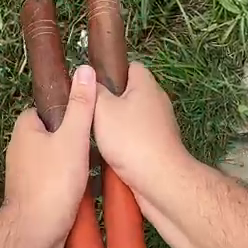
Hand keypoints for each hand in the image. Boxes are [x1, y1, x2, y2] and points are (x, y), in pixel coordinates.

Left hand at [1, 64, 96, 247]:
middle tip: (100, 143)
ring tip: (101, 168)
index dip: (70, 110)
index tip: (92, 116)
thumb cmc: (53, 182)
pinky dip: (72, 184)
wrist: (35, 237)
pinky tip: (91, 191)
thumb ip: (81, 105)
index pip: (49, 107)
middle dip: (77, 140)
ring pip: (58, 159)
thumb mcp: (73, 137)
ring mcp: (26, 175)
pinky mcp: (34, 197)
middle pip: (56, 134)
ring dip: (77, 164)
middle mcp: (21, 149)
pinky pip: (57, 181)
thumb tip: (85, 69)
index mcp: (25, 128)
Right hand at [92, 62, 192, 192]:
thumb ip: (94, 90)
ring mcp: (160, 125)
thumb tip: (87, 76)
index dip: (109, 72)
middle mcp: (156, 100)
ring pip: (130, 119)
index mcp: (146, 84)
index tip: (92, 86)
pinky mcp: (159, 146)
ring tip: (94, 137)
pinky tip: (108, 156)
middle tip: (89, 113)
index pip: (128, 66)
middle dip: (109, 104)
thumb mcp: (103, 109)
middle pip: (128, 94)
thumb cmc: (131, 140)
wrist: (160, 181)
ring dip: (115, 128)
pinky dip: (124, 146)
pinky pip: (137, 139)